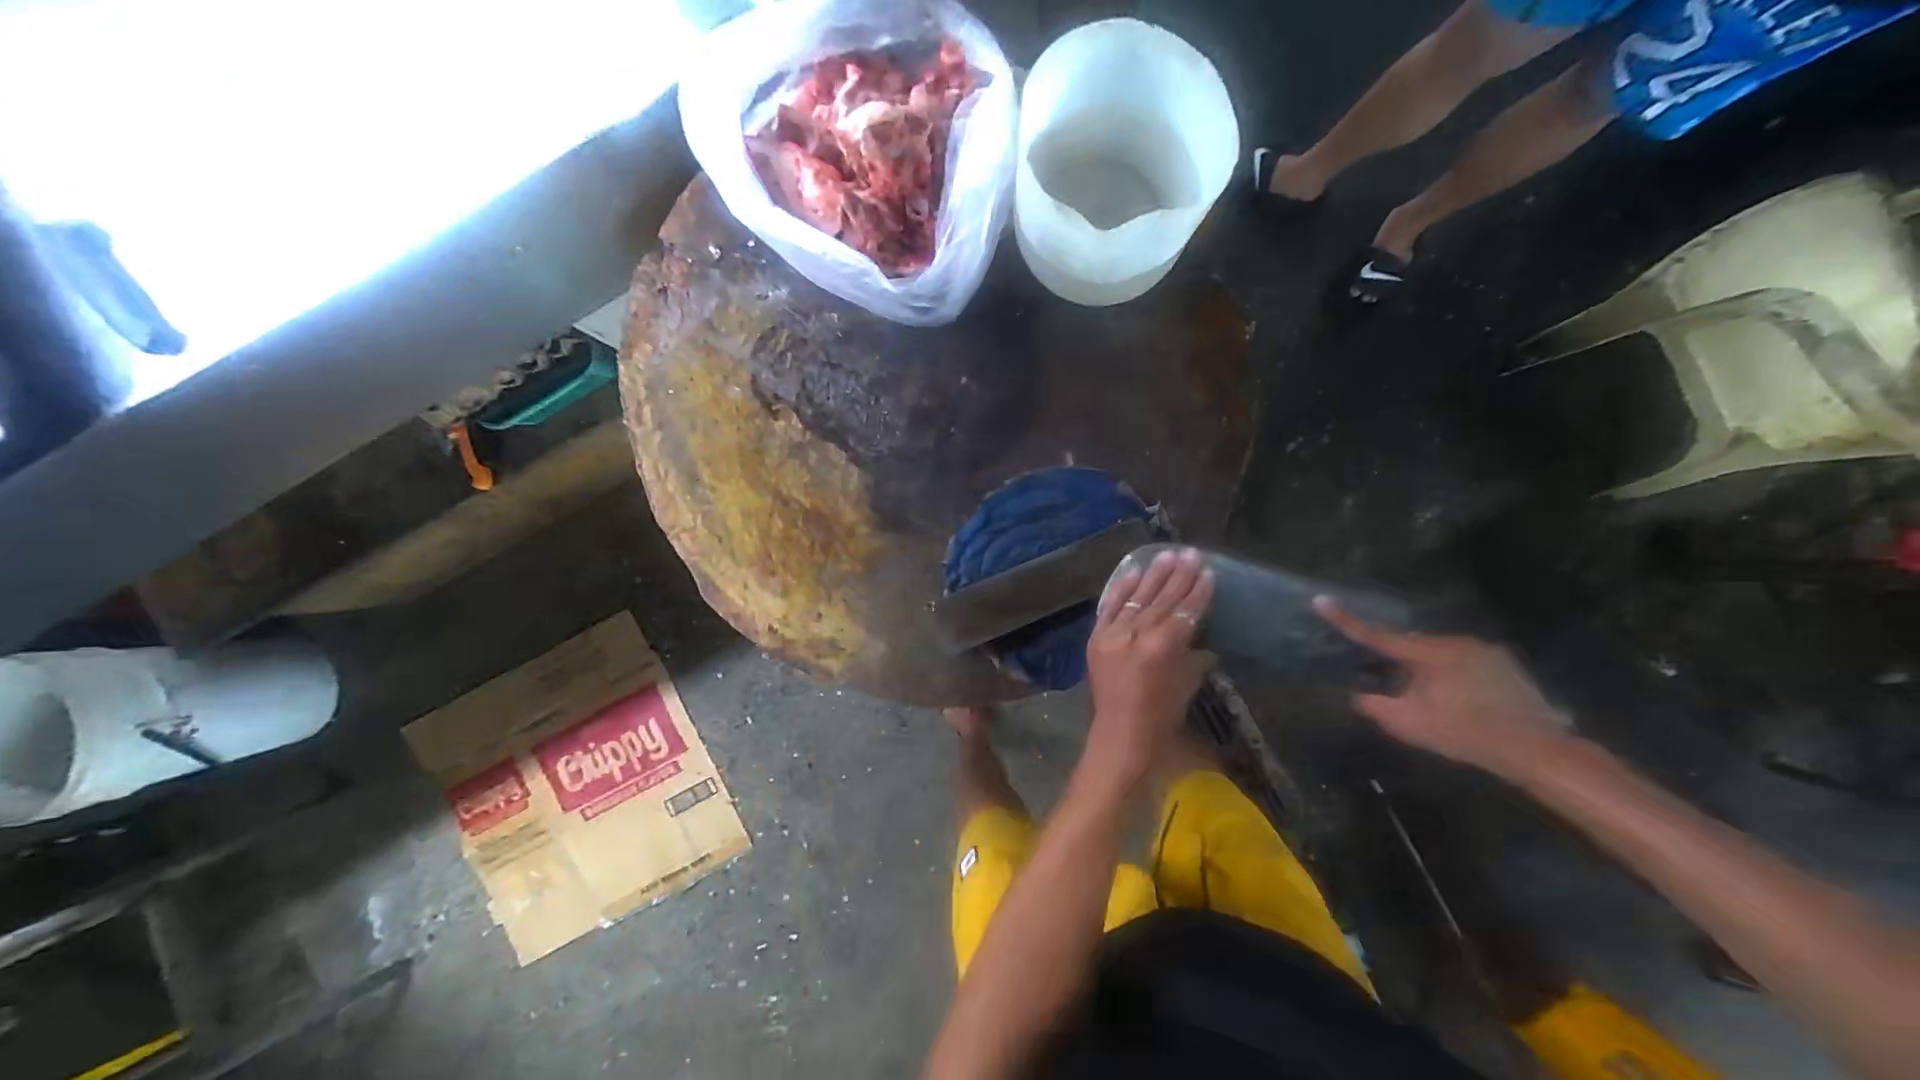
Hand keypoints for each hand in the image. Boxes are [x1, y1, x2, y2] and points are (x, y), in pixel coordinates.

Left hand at [1084, 548, 1215, 781]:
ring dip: (1152, 575)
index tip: (1208, 571)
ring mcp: (1113, 635)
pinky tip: (1133, 571)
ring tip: (1167, 555)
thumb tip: (1202, 639)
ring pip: (1136, 598)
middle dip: (1178, 575)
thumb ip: (1193, 656)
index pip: (1185, 611)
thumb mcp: (1186, 684)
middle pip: (1162, 599)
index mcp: (1162, 647)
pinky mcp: (1096, 639)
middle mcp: (1136, 635)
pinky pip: (1109, 608)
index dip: (1198, 592)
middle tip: (1191, 553)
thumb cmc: (1160, 716)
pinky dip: (1121, 589)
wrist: (1119, 735)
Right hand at [1314, 597, 1571, 778]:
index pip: (1379, 635)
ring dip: (1426, 669)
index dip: (1346, 620)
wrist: (1538, 751)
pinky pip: (1463, 661)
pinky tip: (1459, 700)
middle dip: (1396, 659)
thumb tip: (1358, 694)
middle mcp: (1457, 642)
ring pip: (1438, 653)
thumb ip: (1376, 705)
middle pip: (1411, 645)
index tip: (1321, 600)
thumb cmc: (1467, 735)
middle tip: (1387, 681)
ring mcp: (1486, 650)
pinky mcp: (1506, 664)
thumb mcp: (1410, 725)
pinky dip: (1452, 674)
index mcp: (1430, 653)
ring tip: (1430, 698)